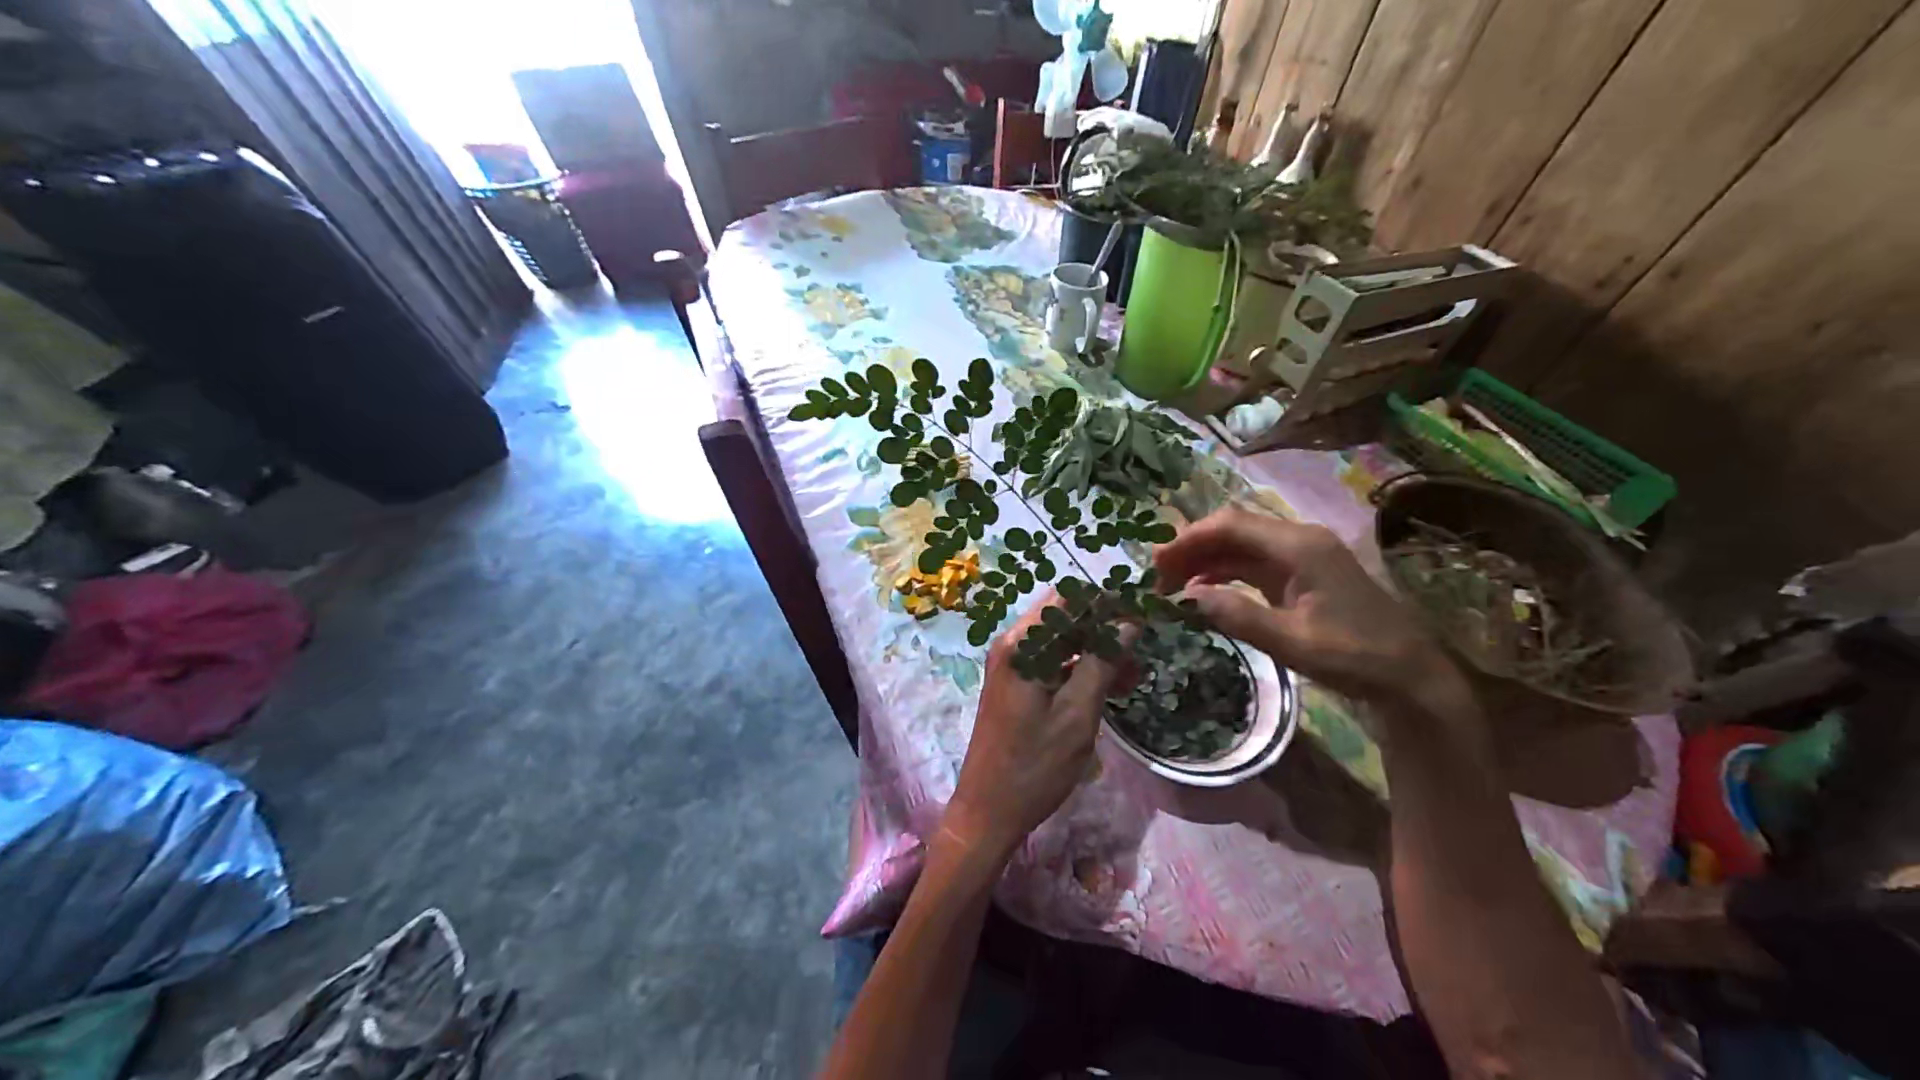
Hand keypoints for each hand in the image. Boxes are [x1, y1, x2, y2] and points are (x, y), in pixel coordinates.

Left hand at [944, 591, 1132, 859]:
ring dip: (1097, 651)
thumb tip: (1128, 623)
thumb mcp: (1077, 714)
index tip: (1143, 609)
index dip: (1106, 600)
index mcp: (1021, 645)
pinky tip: (1113, 686)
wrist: (988, 810)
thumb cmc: (1034, 765)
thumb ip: (1102, 663)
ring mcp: (1012, 666)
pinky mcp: (1017, 685)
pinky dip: (1081, 669)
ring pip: (1062, 642)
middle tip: (1144, 645)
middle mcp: (1013, 646)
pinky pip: (1053, 663)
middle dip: (1105, 627)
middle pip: (1064, 618)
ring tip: (1135, 673)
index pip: (1067, 598)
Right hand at [1154, 509, 1459, 706]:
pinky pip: (1252, 564)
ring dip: (1204, 560)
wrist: (1409, 675)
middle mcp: (1298, 540)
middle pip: (1232, 530)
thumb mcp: (1292, 642)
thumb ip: (1238, 616)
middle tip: (1156, 575)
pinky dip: (1223, 573)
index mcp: (1299, 546)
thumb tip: (1188, 597)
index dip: (1188, 539)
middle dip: (1191, 547)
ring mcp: (1301, 556)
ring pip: (1240, 546)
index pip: (1231, 525)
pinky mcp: (1301, 575)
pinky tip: (1203, 590)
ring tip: (1171, 585)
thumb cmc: (1354, 656)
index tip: (1156, 563)